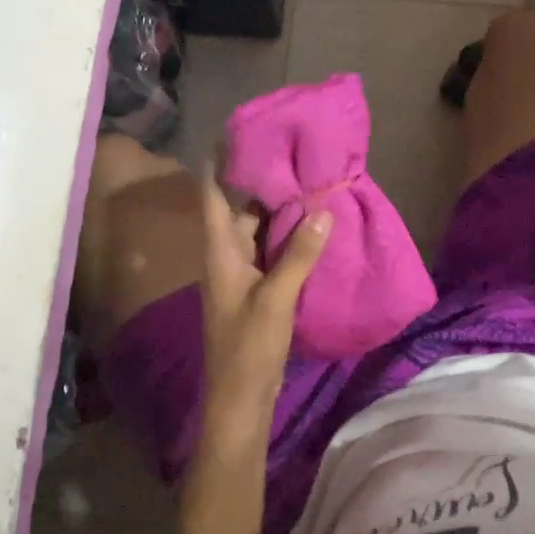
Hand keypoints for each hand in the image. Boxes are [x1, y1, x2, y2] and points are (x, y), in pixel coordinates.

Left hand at [198, 165, 330, 416]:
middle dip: (260, 180)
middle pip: (238, 207)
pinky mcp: (258, 289)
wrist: (240, 401)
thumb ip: (299, 254)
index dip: (219, 163)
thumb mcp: (276, 297)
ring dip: (278, 207)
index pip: (211, 195)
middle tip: (290, 150)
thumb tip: (323, 210)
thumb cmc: (248, 346)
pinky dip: (288, 235)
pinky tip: (313, 224)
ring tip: (307, 177)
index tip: (237, 132)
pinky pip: (271, 250)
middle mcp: (227, 255)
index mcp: (220, 251)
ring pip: (258, 229)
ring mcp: (242, 273)